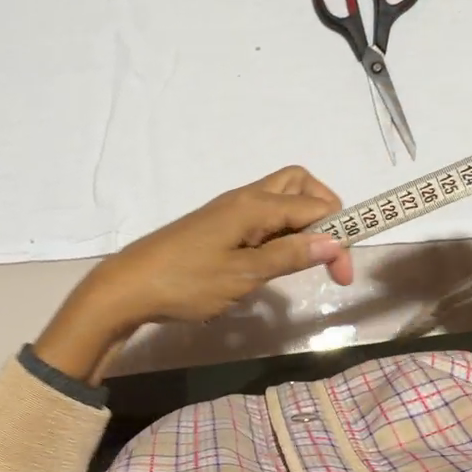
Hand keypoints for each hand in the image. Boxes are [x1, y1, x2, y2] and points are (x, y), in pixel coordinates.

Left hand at [35, 167, 354, 383]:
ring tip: (306, 258)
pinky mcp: (216, 227)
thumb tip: (333, 240)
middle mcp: (243, 199)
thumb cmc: (186, 283)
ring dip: (301, 220)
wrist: (128, 288)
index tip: (343, 275)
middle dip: (324, 209)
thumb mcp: (243, 275)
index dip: (338, 234)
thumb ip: (288, 255)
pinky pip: (260, 216)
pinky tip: (275, 260)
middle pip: (297, 184)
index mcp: (253, 205)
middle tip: (330, 250)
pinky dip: (279, 230)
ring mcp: (228, 212)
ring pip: (278, 199)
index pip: (314, 206)